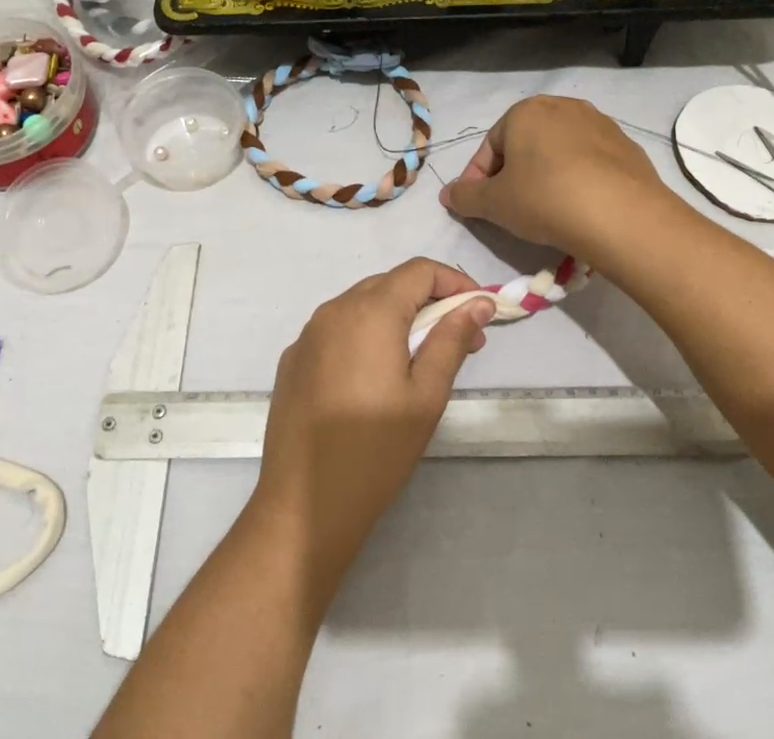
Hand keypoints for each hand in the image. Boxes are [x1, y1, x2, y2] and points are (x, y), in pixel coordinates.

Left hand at [253, 259, 497, 568]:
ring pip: (361, 306)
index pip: (419, 270)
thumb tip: (478, 302)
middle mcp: (332, 311)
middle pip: (389, 284)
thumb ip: (452, 339)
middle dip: (430, 302)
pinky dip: (365, 337)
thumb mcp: (427, 395)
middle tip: (462, 341)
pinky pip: (336, 331)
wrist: (305, 503)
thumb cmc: (376, 450)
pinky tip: (377, 378)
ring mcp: (306, 336)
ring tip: (423, 361)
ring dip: (397, 318)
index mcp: (368, 312)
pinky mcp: (292, 361)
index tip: (481, 313)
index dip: (456, 282)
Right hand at [439, 96, 673, 261]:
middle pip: (524, 144)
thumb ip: (465, 196)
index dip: (477, 179)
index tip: (475, 207)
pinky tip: (578, 207)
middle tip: (509, 209)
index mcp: (524, 111)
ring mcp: (599, 123)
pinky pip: (589, 162)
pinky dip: (577, 180)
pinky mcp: (626, 145)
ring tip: (545, 211)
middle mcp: (562, 106)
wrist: (620, 215)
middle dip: (512, 175)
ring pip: (558, 152)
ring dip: (545, 176)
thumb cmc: (544, 199)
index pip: (489, 147)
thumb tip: (447, 194)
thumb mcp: (494, 204)